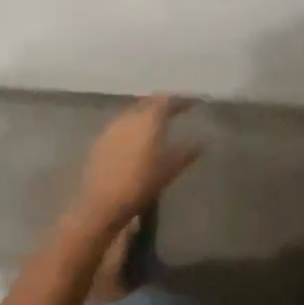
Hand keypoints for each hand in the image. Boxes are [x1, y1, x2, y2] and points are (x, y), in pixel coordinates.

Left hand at [72, 96, 200, 233]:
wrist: (101, 203)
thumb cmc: (141, 184)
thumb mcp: (170, 169)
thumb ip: (188, 151)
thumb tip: (203, 141)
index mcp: (148, 119)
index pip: (167, 100)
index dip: (181, 101)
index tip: (192, 104)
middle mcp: (128, 117)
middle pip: (148, 103)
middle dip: (162, 105)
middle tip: (175, 111)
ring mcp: (111, 128)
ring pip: (133, 113)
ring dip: (145, 115)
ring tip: (157, 125)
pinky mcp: (99, 141)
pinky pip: (120, 126)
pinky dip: (132, 128)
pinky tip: (136, 139)